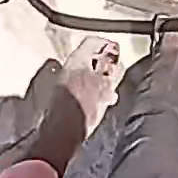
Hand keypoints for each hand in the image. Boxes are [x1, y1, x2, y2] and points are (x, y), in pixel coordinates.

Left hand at [28, 37, 120, 173]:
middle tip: (114, 72)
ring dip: (98, 80)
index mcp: (76, 59)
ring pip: (84, 74)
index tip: (116, 52)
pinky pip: (79, 88)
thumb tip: (115, 65)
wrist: (61, 135)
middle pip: (88, 58)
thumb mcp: (104, 87)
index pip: (93, 41)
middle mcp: (67, 68)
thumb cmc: (82, 108)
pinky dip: (90, 91)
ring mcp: (63, 83)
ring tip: (109, 92)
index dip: (107, 45)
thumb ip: (111, 73)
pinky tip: (99, 103)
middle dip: (103, 65)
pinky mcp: (62, 99)